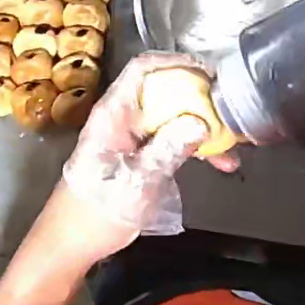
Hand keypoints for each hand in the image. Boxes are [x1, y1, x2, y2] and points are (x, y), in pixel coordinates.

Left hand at [30, 52, 217, 269]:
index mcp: (113, 113)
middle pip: (161, 89)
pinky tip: (218, 161)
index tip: (208, 73)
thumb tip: (201, 122)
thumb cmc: (96, 211)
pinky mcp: (138, 154)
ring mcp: (129, 135)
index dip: (175, 62)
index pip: (142, 68)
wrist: (72, 241)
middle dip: (197, 95)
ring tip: (232, 142)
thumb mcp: (137, 181)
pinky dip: (192, 144)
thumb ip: (168, 150)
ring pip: (170, 115)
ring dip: (200, 124)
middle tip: (229, 108)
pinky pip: (169, 137)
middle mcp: (121, 116)